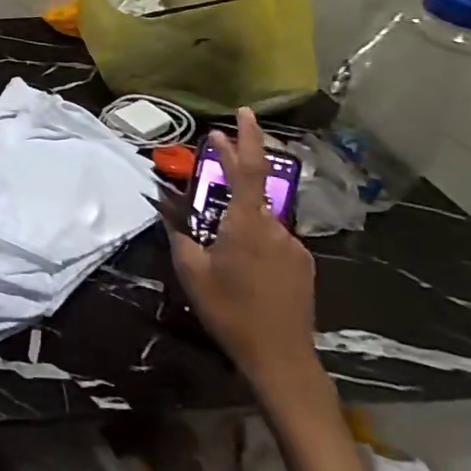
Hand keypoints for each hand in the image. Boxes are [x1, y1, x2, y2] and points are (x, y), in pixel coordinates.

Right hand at [163, 107, 319, 385]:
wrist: (280, 357)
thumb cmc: (229, 311)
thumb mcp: (191, 273)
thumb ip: (180, 235)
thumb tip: (166, 210)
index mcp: (246, 223)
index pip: (249, 168)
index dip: (246, 138)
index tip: (242, 113)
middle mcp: (275, 226)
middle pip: (254, 189)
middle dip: (237, 169)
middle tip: (218, 156)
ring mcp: (294, 246)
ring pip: (263, 220)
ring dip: (243, 220)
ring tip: (225, 250)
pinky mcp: (304, 265)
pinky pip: (276, 241)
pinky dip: (258, 242)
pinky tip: (247, 270)